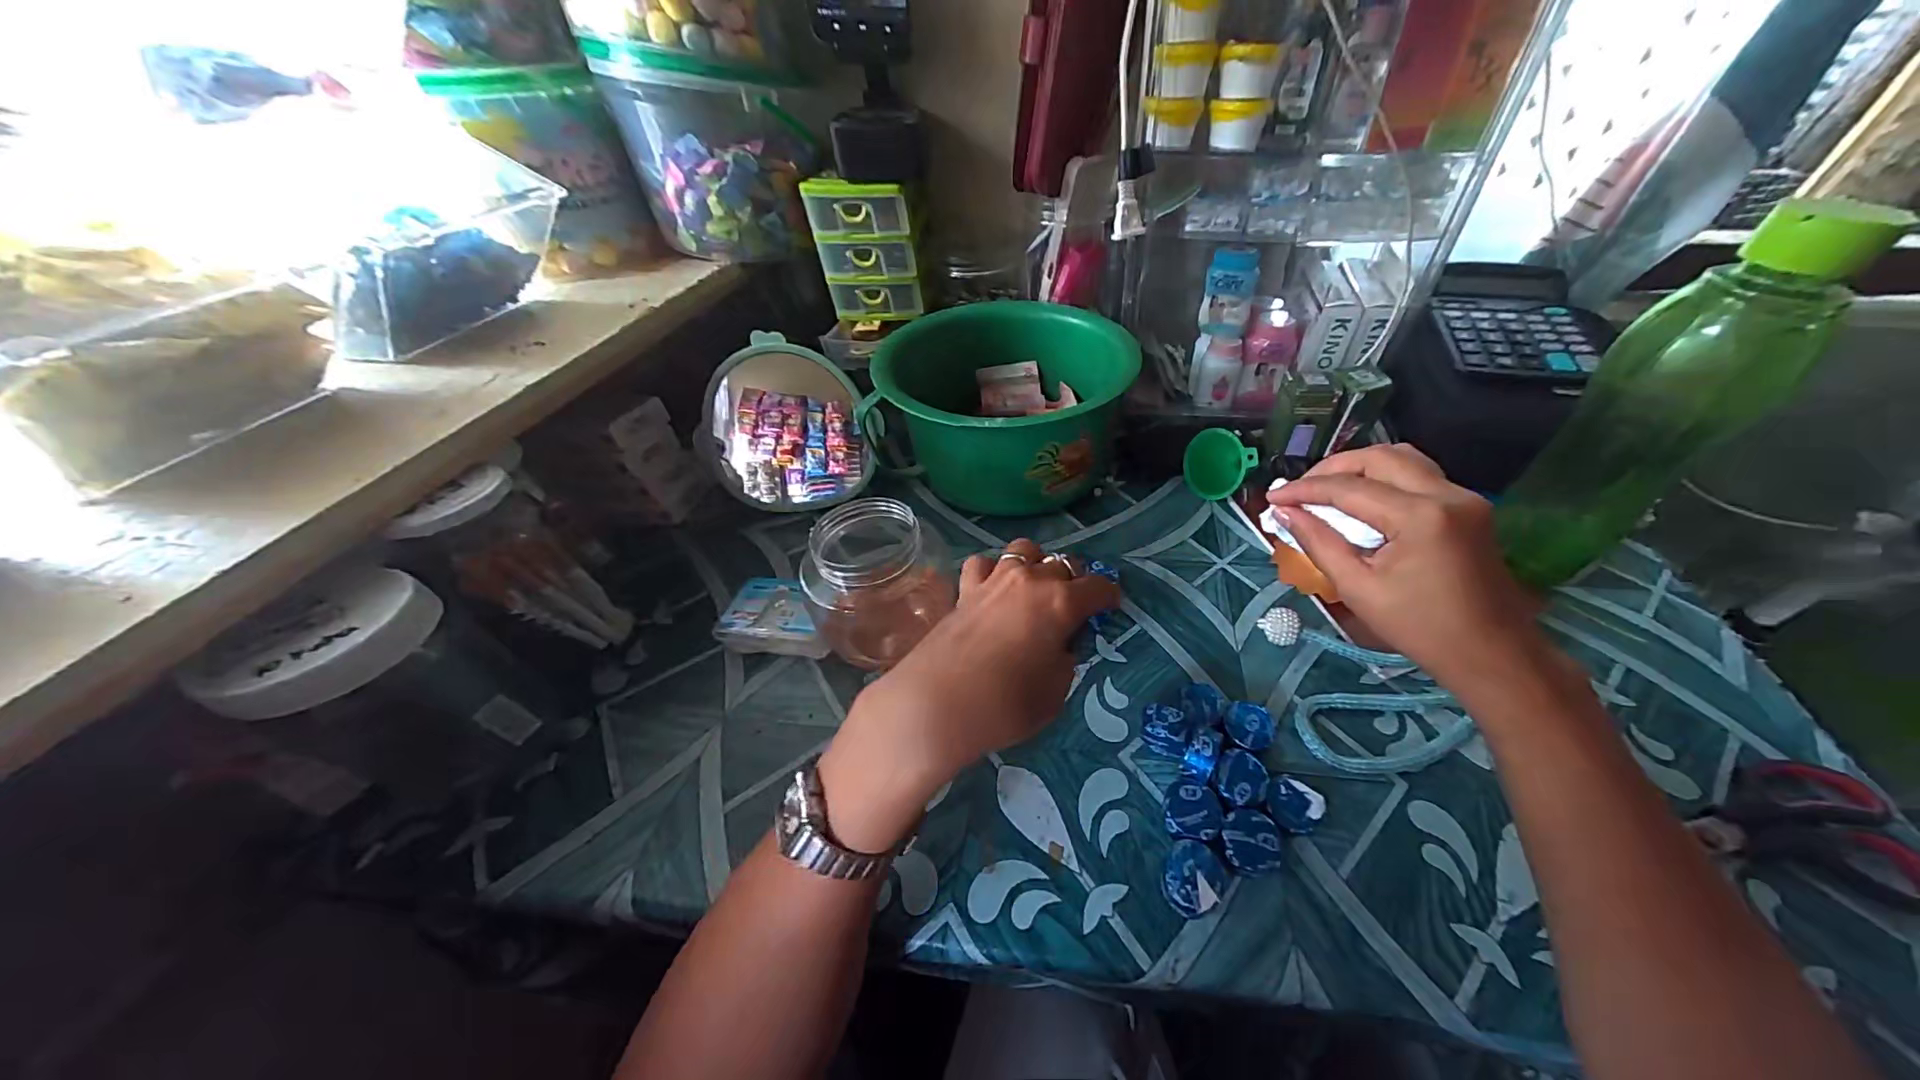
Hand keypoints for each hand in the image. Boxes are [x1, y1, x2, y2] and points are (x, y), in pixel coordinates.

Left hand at [817, 539, 1121, 851]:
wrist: (936, 705)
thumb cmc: (1005, 706)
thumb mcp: (1055, 691)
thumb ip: (1064, 660)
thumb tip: (1059, 644)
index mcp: (1061, 603)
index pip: (1098, 586)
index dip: (1109, 597)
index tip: (1109, 607)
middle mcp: (1029, 581)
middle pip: (1062, 564)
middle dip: (1073, 581)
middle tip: (1071, 606)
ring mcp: (992, 581)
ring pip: (1022, 550)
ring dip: (1034, 565)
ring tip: (1033, 589)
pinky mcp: (962, 590)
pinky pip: (982, 565)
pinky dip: (992, 572)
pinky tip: (991, 591)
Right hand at [1266, 444, 1551, 690]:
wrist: (1492, 654)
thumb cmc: (1420, 628)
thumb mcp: (1357, 588)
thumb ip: (1319, 543)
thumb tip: (1285, 513)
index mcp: (1420, 517)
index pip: (1349, 488)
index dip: (1304, 489)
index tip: (1272, 497)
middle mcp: (1447, 494)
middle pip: (1378, 457)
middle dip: (1331, 468)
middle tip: (1298, 490)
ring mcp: (1464, 498)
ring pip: (1402, 459)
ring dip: (1359, 468)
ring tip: (1326, 491)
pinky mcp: (1469, 507)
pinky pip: (1418, 476)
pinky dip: (1383, 479)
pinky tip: (1360, 501)